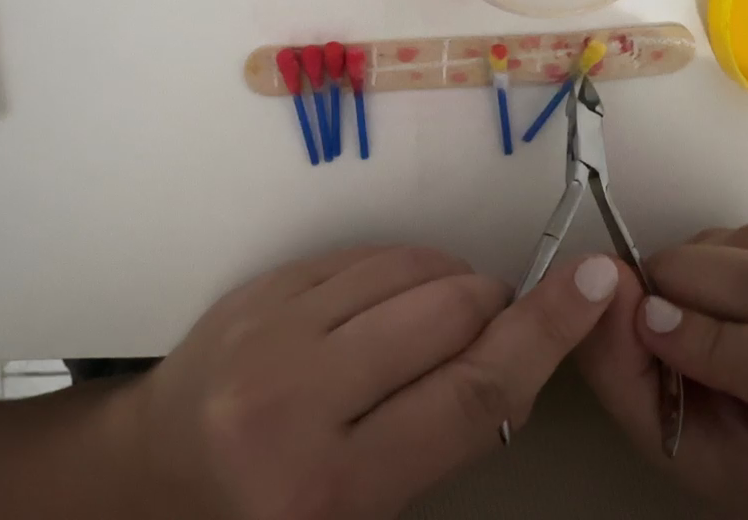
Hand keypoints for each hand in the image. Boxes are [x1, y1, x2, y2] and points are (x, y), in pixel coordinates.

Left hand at [101, 245, 622, 519]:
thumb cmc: (272, 507)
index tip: (590, 287)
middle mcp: (295, 400)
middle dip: (492, 304)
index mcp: (332, 485)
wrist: (158, 472)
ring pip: (404, 270)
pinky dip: (399, 266)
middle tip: (495, 316)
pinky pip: (359, 253)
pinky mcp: (258, 289)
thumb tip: (520, 352)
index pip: (467, 393)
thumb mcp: (366, 503)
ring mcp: (268, 332)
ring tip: (446, 305)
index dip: (542, 334)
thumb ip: (445, 431)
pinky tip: (398, 290)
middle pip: (444, 314)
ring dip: (448, 278)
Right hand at [576, 225, 747, 519]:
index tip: (647, 325)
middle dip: (693, 275)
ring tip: (678, 295)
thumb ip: (632, 380)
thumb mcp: (688, 459)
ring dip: (708, 257)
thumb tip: (608, 283)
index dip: (717, 334)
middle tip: (641, 295)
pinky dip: (733, 253)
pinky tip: (719, 290)